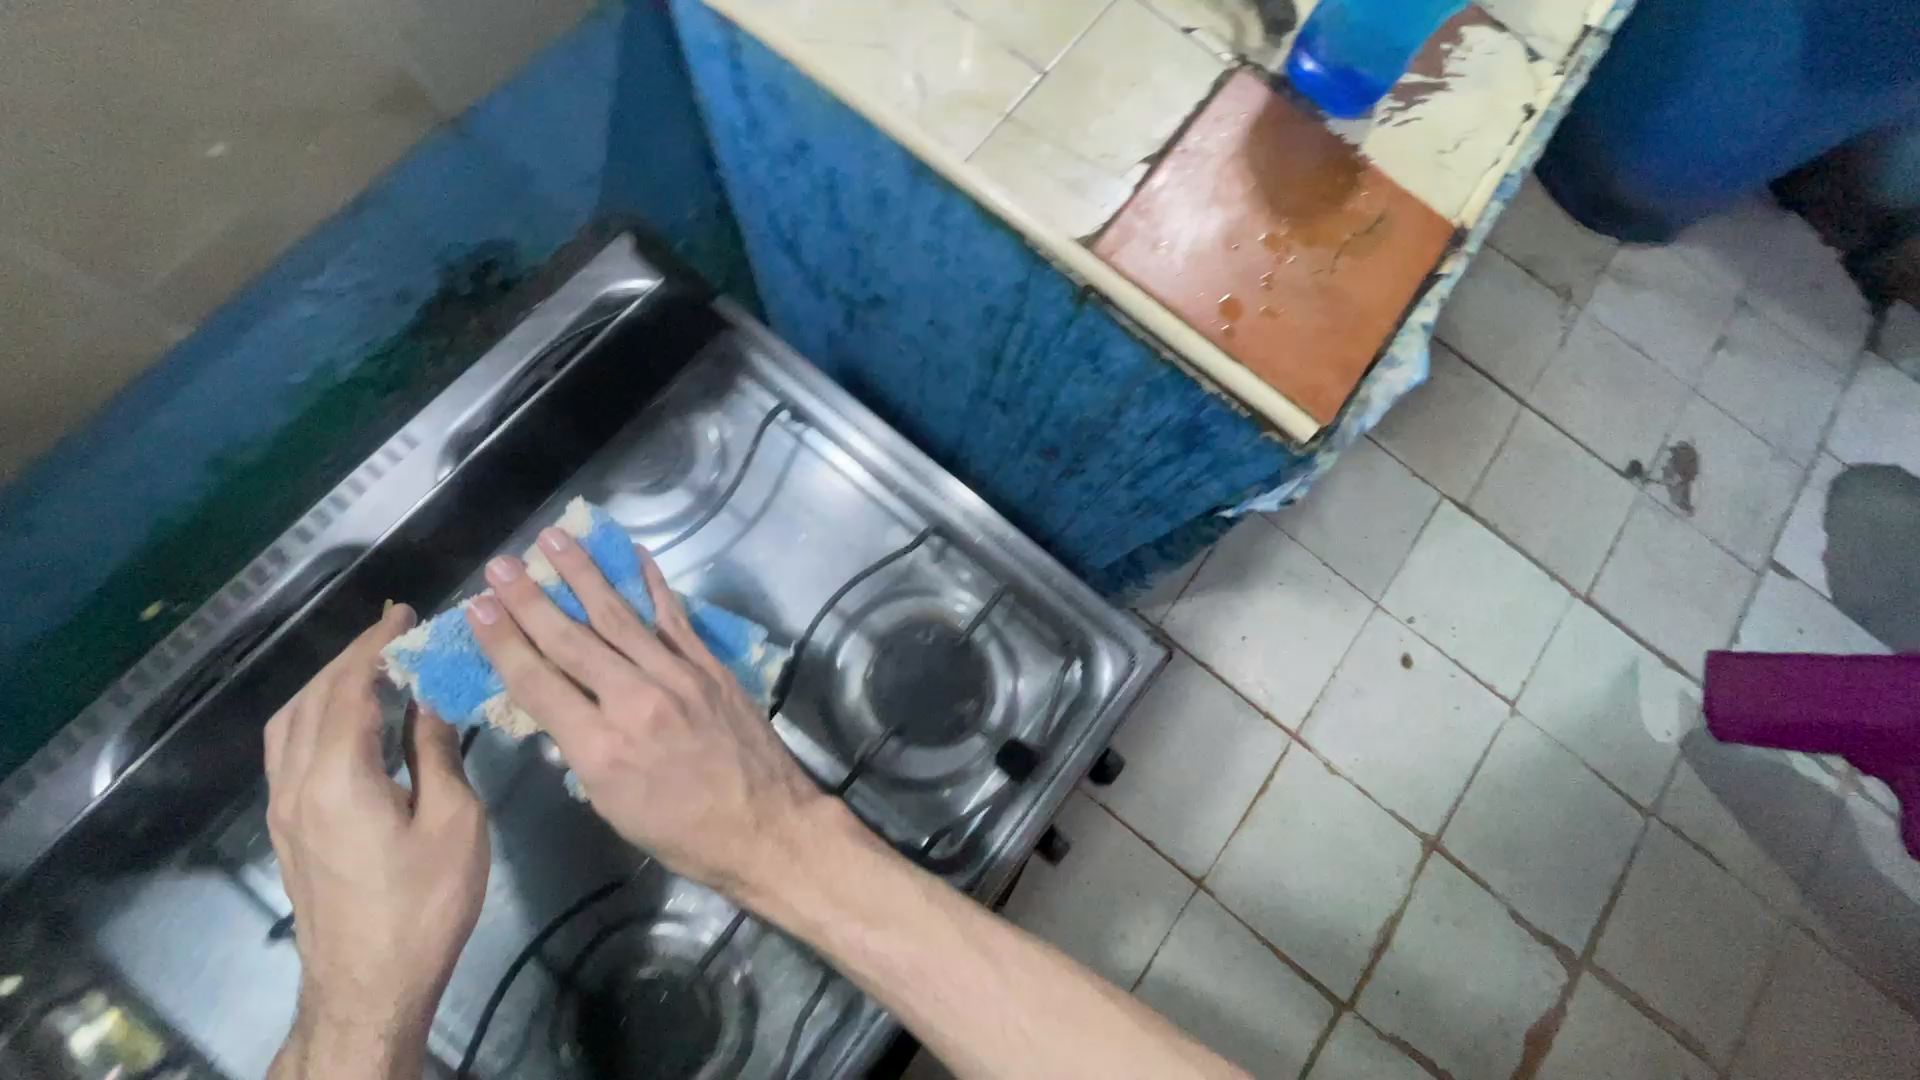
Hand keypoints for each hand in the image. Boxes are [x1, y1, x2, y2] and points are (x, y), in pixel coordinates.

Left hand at [263, 604, 489, 1079]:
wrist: (370, 982)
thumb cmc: (426, 899)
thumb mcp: (454, 819)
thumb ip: (435, 753)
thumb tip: (429, 700)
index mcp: (338, 778)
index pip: (349, 690)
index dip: (375, 646)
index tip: (404, 613)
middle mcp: (297, 785)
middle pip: (310, 701)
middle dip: (350, 658)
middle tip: (395, 630)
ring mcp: (286, 809)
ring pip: (290, 725)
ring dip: (328, 684)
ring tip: (374, 665)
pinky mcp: (290, 828)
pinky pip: (292, 750)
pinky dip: (320, 715)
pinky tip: (355, 718)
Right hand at [466, 528, 835, 897]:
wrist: (766, 824)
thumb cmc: (684, 833)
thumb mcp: (612, 806)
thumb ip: (581, 752)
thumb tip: (559, 711)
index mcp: (601, 747)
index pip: (537, 682)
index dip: (503, 642)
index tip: (477, 608)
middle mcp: (636, 700)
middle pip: (573, 640)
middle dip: (531, 599)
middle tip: (501, 564)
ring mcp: (679, 677)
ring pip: (621, 617)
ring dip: (585, 576)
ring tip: (556, 541)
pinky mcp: (712, 667)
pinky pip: (676, 618)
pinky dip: (654, 585)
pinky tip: (635, 557)